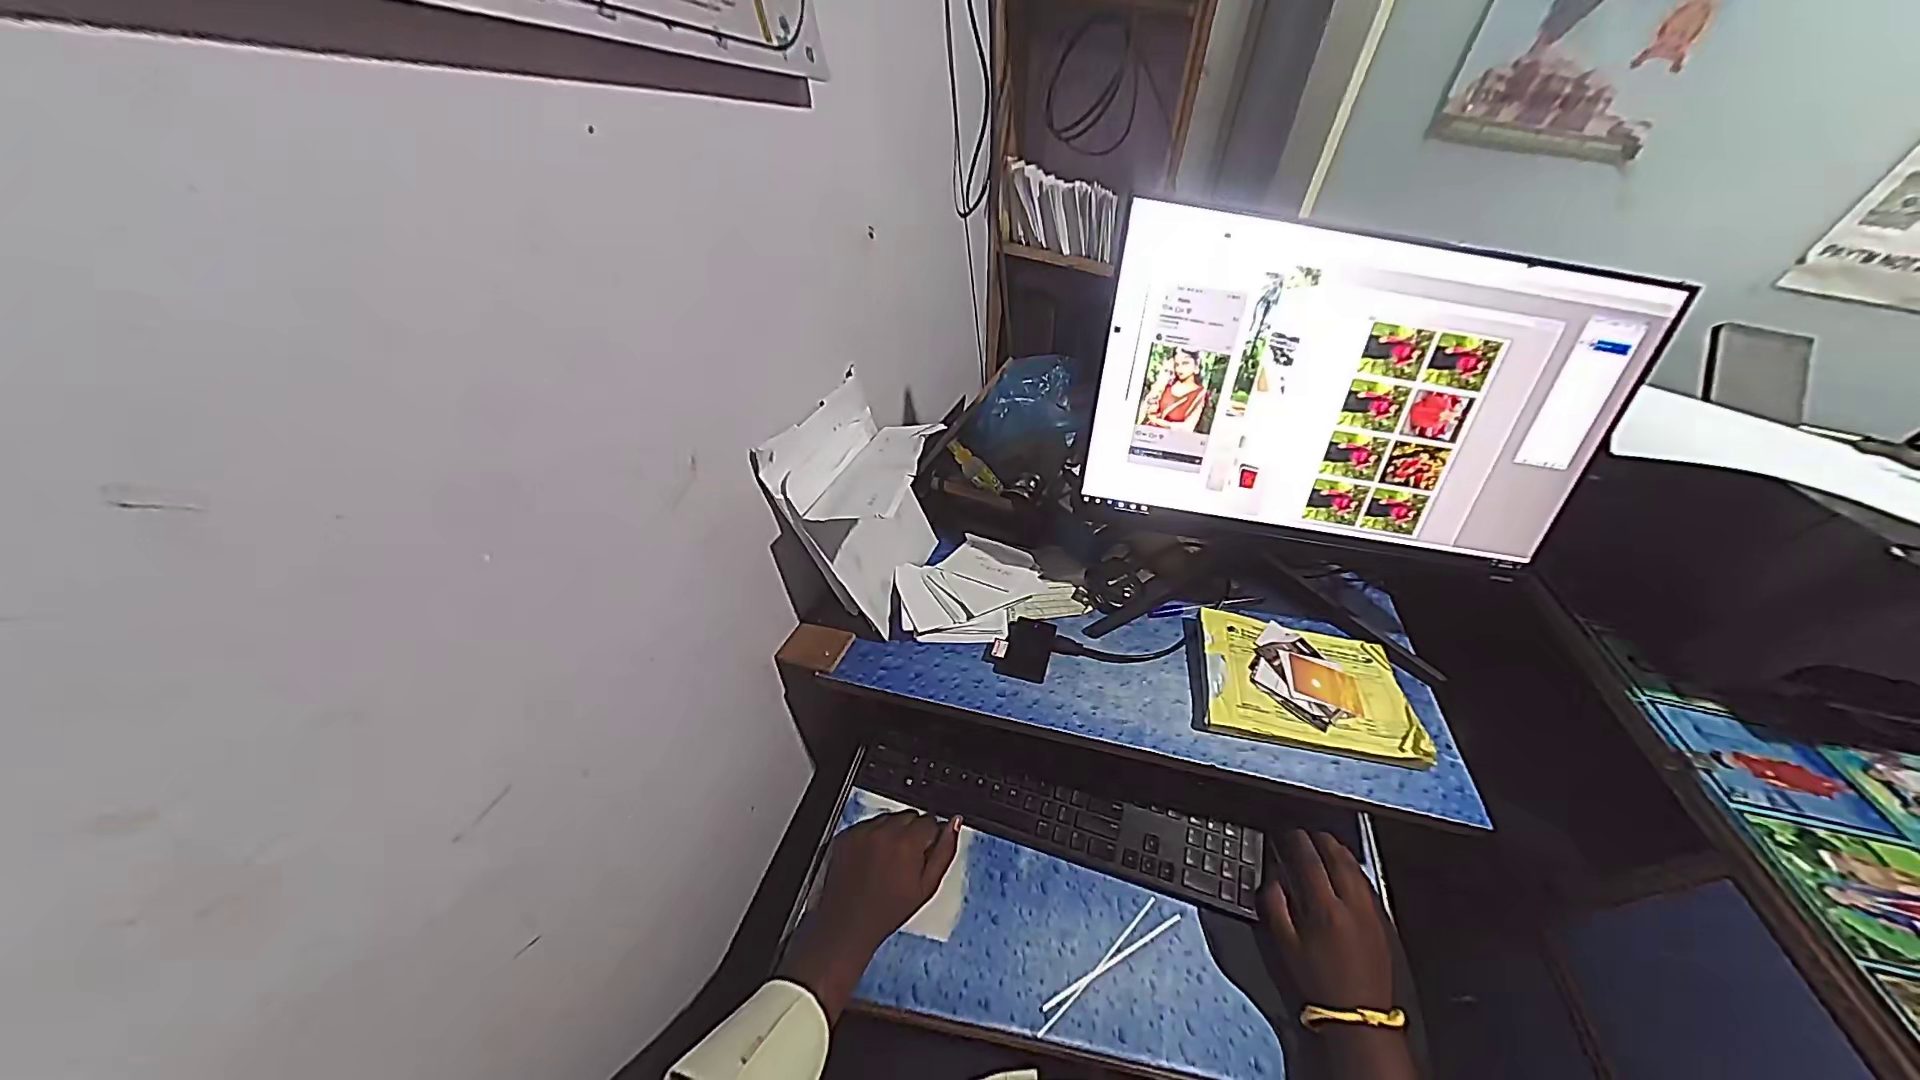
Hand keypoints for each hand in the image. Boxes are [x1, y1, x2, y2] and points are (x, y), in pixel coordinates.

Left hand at [815, 810, 961, 950]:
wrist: (848, 924)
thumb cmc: (888, 910)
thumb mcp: (927, 886)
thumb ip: (945, 850)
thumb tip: (955, 823)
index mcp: (907, 841)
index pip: (930, 820)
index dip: (930, 839)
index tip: (923, 854)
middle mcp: (884, 830)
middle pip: (909, 816)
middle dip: (911, 833)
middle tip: (905, 861)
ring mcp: (862, 831)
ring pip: (888, 818)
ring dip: (891, 833)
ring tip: (886, 863)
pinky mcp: (846, 834)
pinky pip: (867, 825)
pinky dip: (871, 837)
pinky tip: (870, 860)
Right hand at [1258, 830, 1415, 1078]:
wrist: (1358, 1015)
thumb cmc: (1318, 981)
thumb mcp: (1284, 943)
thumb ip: (1274, 904)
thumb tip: (1272, 878)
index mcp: (1323, 908)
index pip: (1309, 859)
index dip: (1295, 840)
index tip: (1286, 833)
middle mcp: (1351, 904)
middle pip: (1336, 856)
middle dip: (1319, 839)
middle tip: (1305, 832)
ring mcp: (1370, 912)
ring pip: (1356, 867)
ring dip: (1338, 850)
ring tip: (1324, 843)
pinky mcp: (1382, 921)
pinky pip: (1367, 882)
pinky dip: (1353, 867)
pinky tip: (1345, 867)